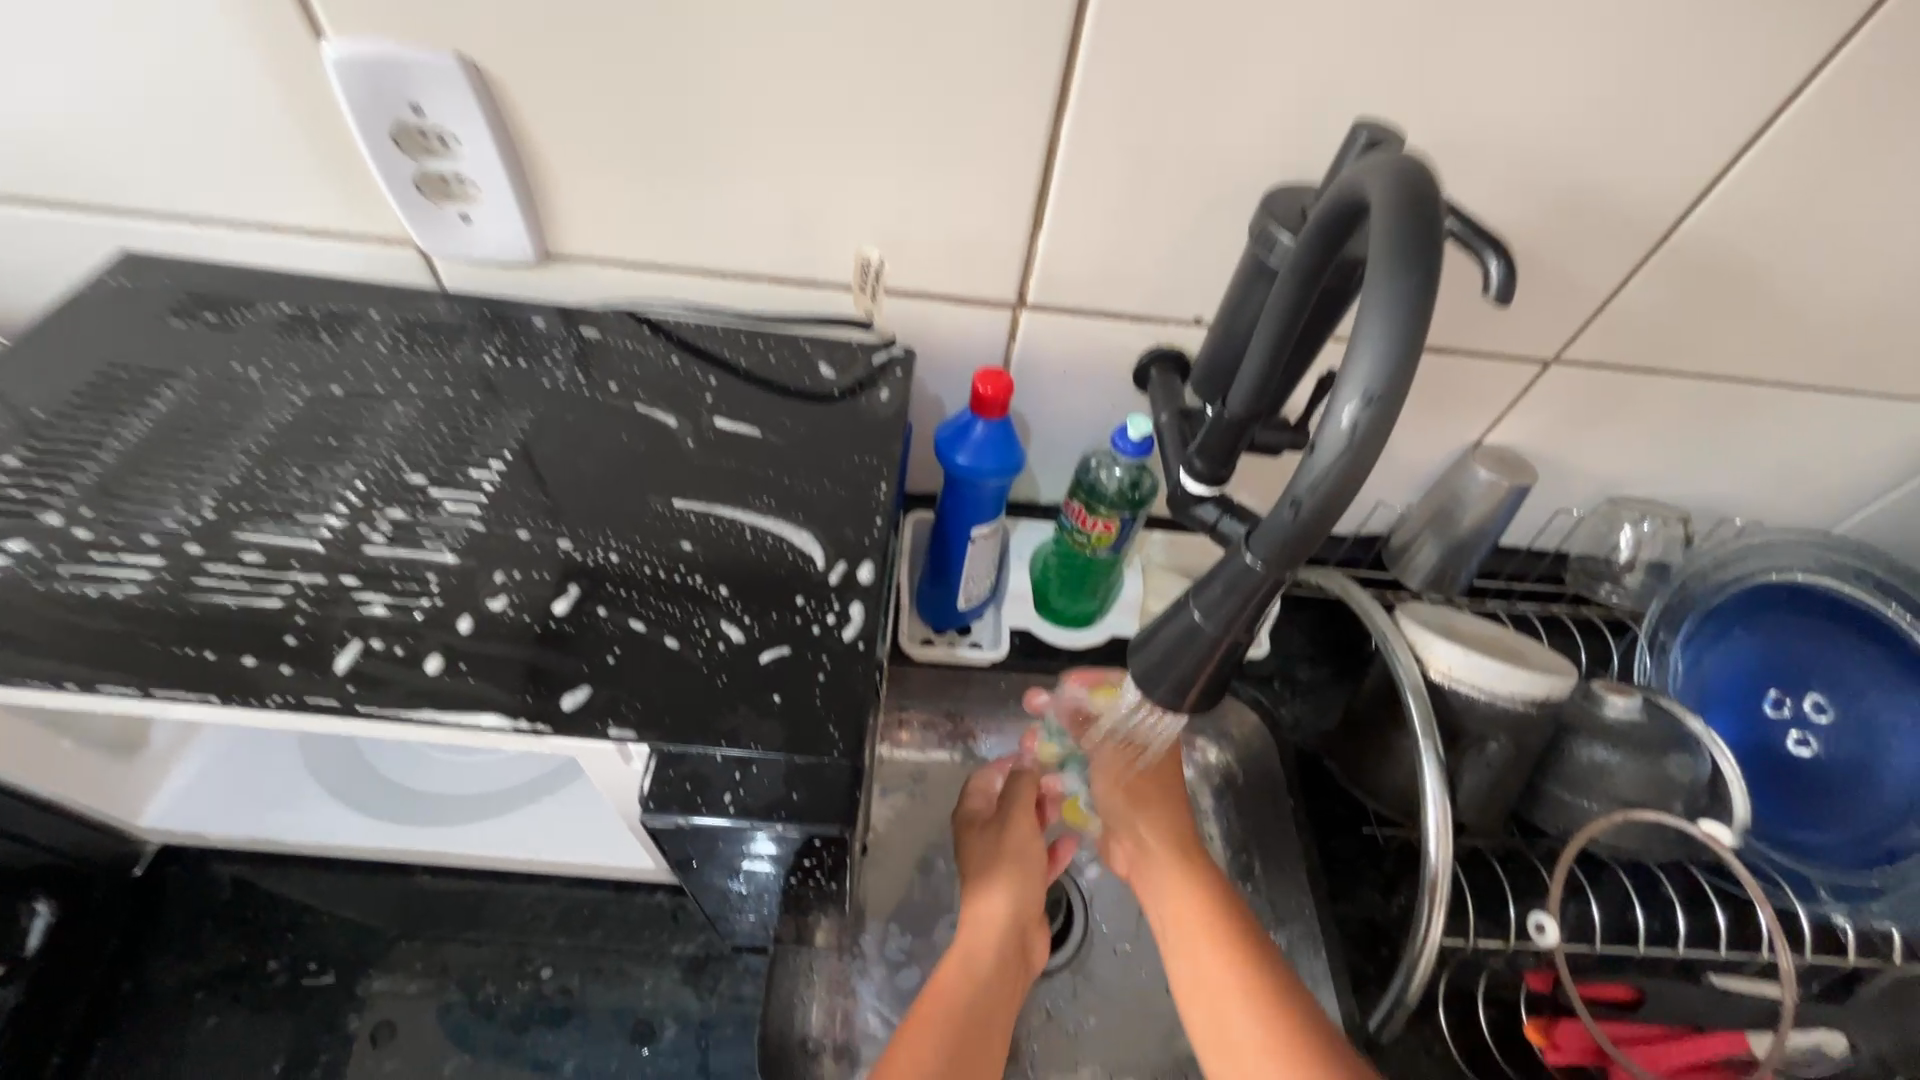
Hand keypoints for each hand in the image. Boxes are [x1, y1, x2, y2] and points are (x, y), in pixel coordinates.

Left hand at [950, 756, 1078, 981]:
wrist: (1006, 937)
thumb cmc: (1006, 869)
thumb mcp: (1015, 818)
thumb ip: (1021, 783)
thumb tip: (1025, 754)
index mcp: (973, 815)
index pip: (986, 776)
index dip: (1010, 762)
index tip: (1040, 753)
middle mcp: (984, 834)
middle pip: (1008, 801)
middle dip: (1034, 789)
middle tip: (1063, 781)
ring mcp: (1002, 861)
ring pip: (1025, 829)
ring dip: (1046, 816)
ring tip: (1071, 804)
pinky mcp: (1021, 885)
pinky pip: (1038, 858)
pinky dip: (1053, 848)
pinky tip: (1074, 841)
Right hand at [1021, 668, 1207, 888]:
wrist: (1150, 853)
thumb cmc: (1137, 793)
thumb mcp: (1109, 750)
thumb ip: (1084, 721)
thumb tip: (1062, 696)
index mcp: (1149, 726)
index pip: (1121, 690)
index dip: (1091, 681)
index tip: (1062, 681)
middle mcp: (1135, 743)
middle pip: (1093, 718)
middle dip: (1060, 713)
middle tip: (1031, 704)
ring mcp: (1119, 769)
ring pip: (1080, 747)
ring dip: (1053, 743)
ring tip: (1027, 742)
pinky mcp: (1105, 793)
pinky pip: (1078, 774)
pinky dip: (1060, 773)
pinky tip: (1039, 773)